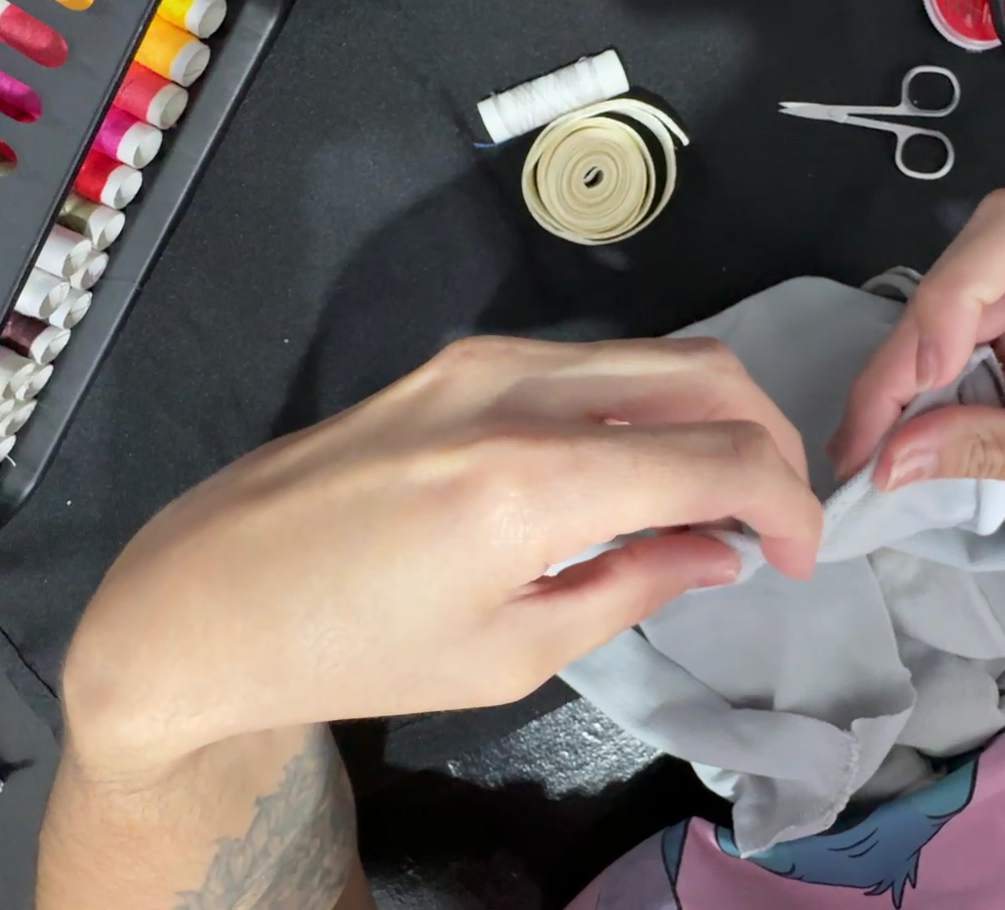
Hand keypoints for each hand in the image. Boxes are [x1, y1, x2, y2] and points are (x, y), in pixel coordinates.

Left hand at [60, 336, 821, 775]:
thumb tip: (725, 550)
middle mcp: (524, 389)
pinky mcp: (470, 353)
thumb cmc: (358, 650)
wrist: (206, 594)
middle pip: (710, 375)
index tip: (798, 554)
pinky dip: (654, 404)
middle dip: (771, 441)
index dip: (788, 505)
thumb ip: (639, 582)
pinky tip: (642, 460)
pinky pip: (603, 362)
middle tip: (773, 513)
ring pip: (663, 353)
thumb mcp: (515, 650)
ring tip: (716, 490)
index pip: (721, 459)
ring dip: (717, 416)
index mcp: (535, 483)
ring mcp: (494, 356)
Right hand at [831, 190, 1004, 540]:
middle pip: (965, 272)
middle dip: (908, 349)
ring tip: (867, 437)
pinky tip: (894, 426)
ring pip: (944, 308)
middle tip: (868, 428)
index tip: (930, 374)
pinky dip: (915, 386)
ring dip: (899, 371)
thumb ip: (987, 452)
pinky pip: (950, 342)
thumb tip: (886, 460)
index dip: (956, 291)